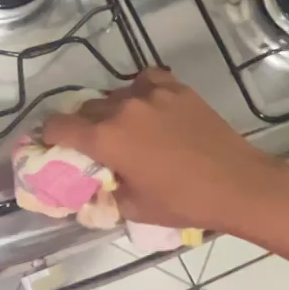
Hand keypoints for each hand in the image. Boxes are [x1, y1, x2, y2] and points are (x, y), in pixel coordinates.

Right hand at [42, 67, 288, 234]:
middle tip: (94, 145)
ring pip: (114, 96)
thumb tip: (93, 184)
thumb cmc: (184, 203)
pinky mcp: (175, 89)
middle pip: (84, 109)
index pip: (57, 125)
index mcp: (104, 139)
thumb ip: (105, 190)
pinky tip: (148, 107)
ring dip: (111, 112)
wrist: (239, 185)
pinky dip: (140, 92)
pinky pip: (144, 81)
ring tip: (127, 129)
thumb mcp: (134, 207)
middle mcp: (121, 110)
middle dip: (82, 126)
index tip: (54, 144)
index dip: (50, 135)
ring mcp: (150, 95)